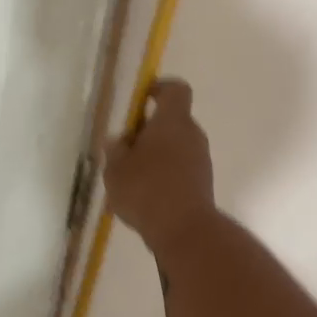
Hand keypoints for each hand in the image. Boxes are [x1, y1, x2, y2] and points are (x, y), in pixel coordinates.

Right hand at [102, 78, 217, 255]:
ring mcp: (200, 158)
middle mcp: (191, 134)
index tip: (140, 99)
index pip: (174, 90)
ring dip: (154, 155)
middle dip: (148, 131)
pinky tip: (142, 196)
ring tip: (128, 178)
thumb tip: (117, 139)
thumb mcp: (116, 170)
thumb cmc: (145, 190)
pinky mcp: (201, 181)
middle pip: (171, 121)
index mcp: (171, 122)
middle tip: (123, 150)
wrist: (182, 228)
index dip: (158, 88)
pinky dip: (162, 174)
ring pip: (174, 146)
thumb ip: (115, 150)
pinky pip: (179, 168)